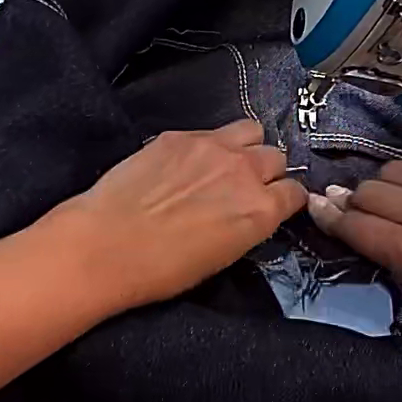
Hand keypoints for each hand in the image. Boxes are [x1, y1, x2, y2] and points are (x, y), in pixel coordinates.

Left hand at [48, 119, 306, 312]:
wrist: (106, 246)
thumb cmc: (163, 270)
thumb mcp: (222, 257)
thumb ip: (248, 225)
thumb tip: (251, 211)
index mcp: (261, 209)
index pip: (295, 192)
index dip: (286, 198)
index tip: (275, 204)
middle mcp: (245, 170)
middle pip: (276, 157)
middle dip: (267, 171)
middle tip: (244, 186)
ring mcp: (213, 146)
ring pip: (251, 130)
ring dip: (246, 146)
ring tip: (224, 162)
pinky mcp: (180, 135)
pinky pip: (211, 131)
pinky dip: (208, 145)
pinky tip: (185, 163)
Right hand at [306, 160, 401, 393]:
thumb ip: (400, 273)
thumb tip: (374, 246)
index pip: (358, 224)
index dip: (329, 216)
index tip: (312, 207)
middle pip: (373, 189)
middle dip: (352, 200)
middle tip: (345, 210)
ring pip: (401, 171)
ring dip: (382, 185)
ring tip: (380, 201)